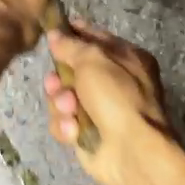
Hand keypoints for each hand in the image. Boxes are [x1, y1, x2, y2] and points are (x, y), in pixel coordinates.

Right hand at [44, 22, 173, 184]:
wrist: (132, 152)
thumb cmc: (117, 96)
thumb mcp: (93, 60)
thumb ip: (70, 45)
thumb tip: (54, 34)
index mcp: (126, 58)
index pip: (95, 37)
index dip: (74, 34)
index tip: (52, 32)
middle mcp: (114, 82)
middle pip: (73, 69)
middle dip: (60, 77)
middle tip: (56, 83)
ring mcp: (100, 110)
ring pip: (64, 96)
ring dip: (61, 102)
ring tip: (69, 108)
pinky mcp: (87, 134)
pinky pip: (65, 121)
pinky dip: (66, 125)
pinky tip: (73, 130)